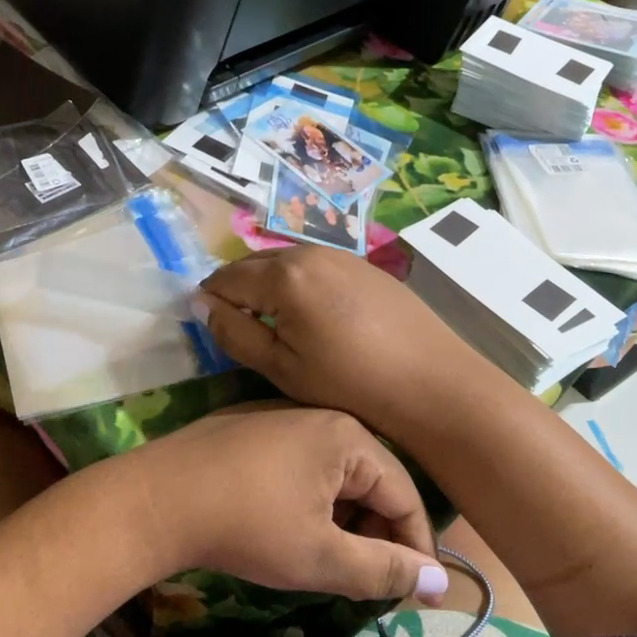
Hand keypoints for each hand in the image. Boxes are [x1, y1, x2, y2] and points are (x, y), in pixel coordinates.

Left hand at [110, 406, 446, 601]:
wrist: (156, 498)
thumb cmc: (247, 526)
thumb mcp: (323, 557)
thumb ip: (384, 569)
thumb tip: (436, 580)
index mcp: (346, 435)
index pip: (405, 494)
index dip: (416, 549)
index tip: (417, 596)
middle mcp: (317, 413)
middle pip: (371, 479)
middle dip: (376, 532)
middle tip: (366, 579)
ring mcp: (279, 415)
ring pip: (334, 473)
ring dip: (342, 517)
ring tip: (327, 557)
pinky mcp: (250, 427)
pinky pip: (301, 463)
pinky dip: (310, 498)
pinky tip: (289, 527)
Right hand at [193, 247, 485, 431]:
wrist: (435, 384)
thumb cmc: (350, 384)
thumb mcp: (281, 367)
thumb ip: (234, 332)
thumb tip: (201, 305)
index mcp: (282, 276)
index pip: (225, 278)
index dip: (210, 301)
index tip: (213, 328)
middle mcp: (307, 251)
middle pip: (252, 264)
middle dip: (238, 290)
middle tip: (242, 329)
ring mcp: (340, 254)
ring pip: (284, 262)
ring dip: (269, 286)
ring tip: (278, 325)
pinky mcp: (364, 265)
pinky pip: (314, 266)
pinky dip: (300, 284)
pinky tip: (316, 318)